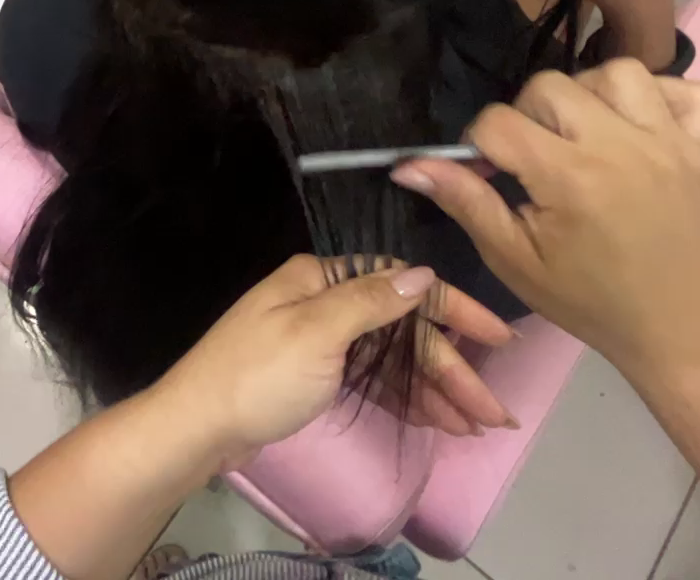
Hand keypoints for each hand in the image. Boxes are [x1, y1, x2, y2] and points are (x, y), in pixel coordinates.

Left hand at [148, 255, 515, 468]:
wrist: (199, 423)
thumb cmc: (257, 374)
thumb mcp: (316, 333)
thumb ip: (369, 301)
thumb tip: (422, 272)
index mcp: (317, 279)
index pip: (397, 282)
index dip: (450, 307)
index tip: (500, 337)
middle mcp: (320, 301)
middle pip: (398, 325)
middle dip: (448, 365)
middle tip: (494, 413)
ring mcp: (317, 339)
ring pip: (388, 355)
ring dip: (432, 387)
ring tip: (476, 426)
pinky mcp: (314, 373)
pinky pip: (370, 378)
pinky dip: (403, 397)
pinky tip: (438, 421)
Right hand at [391, 61, 699, 374]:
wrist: (689, 334)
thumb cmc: (591, 301)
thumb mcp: (512, 259)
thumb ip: (464, 201)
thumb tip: (406, 165)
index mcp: (570, 177)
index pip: (497, 122)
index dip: (477, 144)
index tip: (487, 176)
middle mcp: (622, 146)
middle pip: (549, 85)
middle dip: (525, 115)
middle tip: (531, 159)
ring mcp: (670, 143)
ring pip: (616, 73)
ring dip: (587, 94)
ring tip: (579, 134)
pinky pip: (687, 89)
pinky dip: (658, 95)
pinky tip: (634, 125)